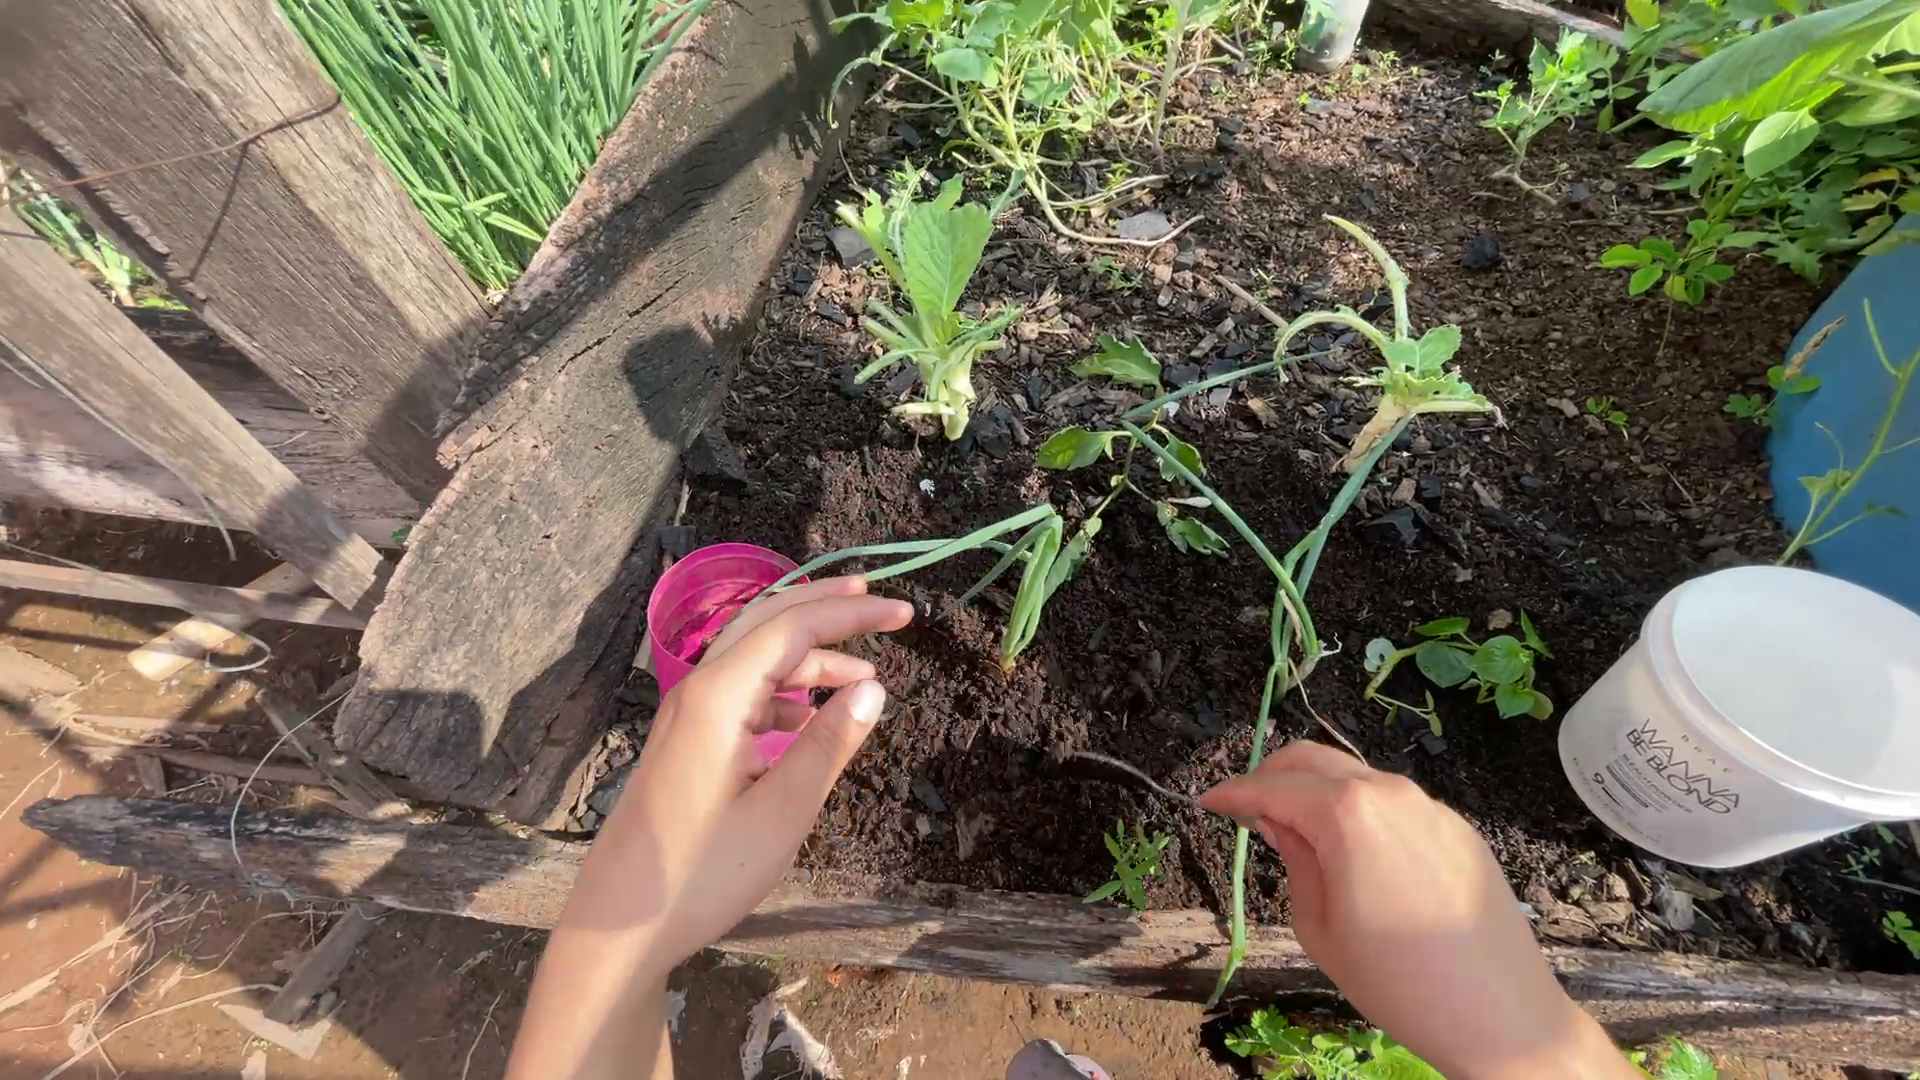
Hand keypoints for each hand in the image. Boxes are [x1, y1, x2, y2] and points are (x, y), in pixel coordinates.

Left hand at [507, 576, 911, 1079]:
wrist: (617, 931)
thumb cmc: (703, 874)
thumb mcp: (783, 811)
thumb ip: (830, 743)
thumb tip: (874, 688)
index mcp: (721, 695)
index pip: (796, 626)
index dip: (853, 614)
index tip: (905, 613)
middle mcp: (700, 688)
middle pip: (769, 621)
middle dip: (827, 607)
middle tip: (880, 604)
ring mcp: (689, 712)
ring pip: (756, 656)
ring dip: (810, 656)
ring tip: (861, 679)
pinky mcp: (688, 738)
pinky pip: (744, 690)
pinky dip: (785, 691)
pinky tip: (810, 721)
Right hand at [1200, 742, 1637, 1079]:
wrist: (1508, 1023)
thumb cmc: (1397, 981)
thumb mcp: (1318, 925)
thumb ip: (1293, 859)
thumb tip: (1280, 824)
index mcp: (1345, 812)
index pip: (1271, 788)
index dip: (1233, 792)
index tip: (1207, 800)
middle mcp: (1386, 791)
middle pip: (1309, 759)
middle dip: (1270, 776)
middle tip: (1249, 810)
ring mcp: (1427, 805)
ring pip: (1351, 774)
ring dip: (1314, 789)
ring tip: (1299, 832)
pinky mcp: (1456, 827)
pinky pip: (1390, 801)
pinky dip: (1356, 808)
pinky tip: (1354, 851)